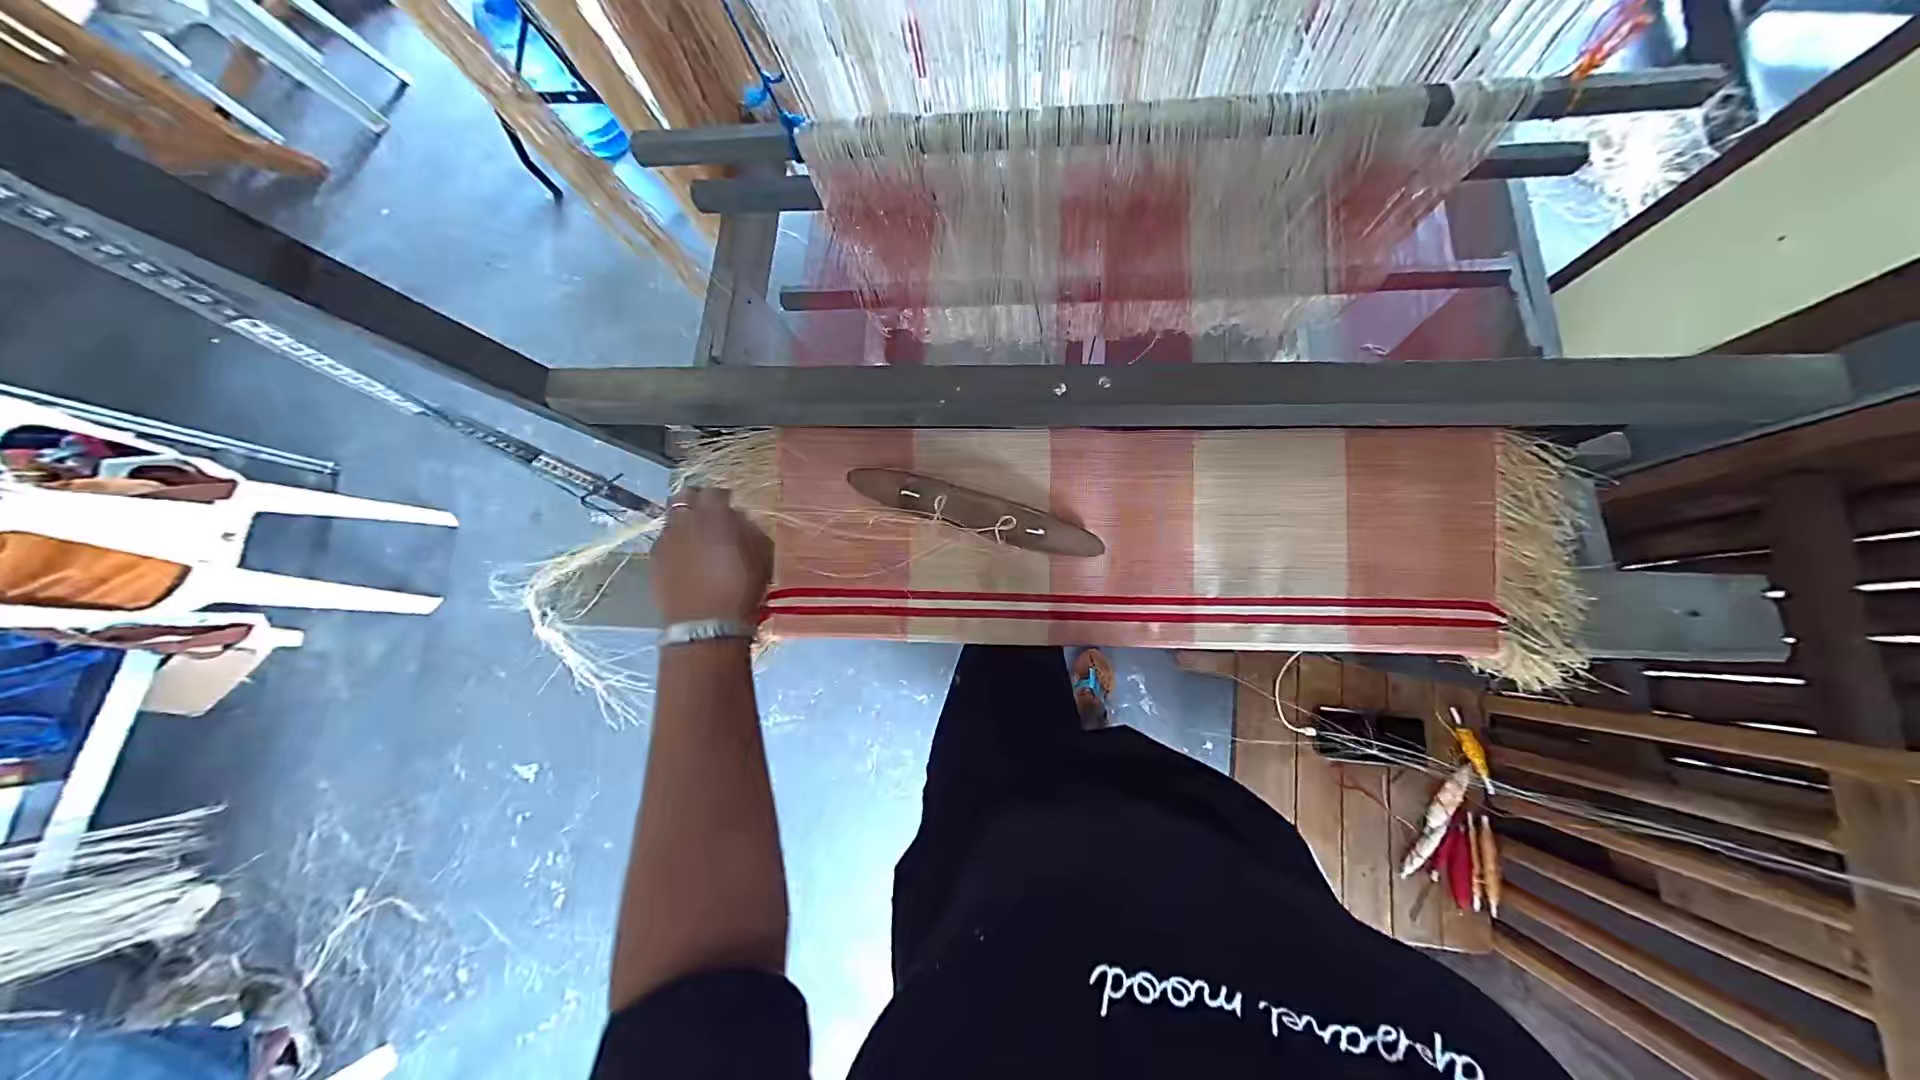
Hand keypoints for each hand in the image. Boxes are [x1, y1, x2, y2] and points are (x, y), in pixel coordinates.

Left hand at [651, 486, 773, 625]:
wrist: (706, 625)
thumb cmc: (742, 589)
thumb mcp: (762, 555)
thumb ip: (749, 529)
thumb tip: (737, 519)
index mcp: (714, 515)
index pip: (714, 491)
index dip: (723, 496)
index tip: (730, 504)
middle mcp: (685, 521)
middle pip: (684, 496)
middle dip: (696, 500)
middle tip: (708, 513)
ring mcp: (665, 540)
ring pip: (671, 518)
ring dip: (683, 521)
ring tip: (695, 536)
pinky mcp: (653, 560)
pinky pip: (664, 541)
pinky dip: (675, 542)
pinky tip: (685, 557)